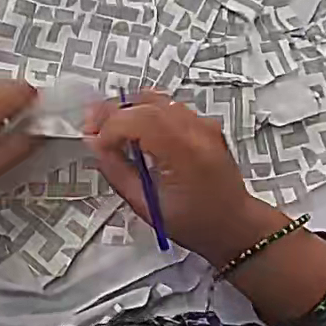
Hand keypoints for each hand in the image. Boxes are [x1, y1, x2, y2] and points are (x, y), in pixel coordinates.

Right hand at [84, 92, 291, 265]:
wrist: (234, 225)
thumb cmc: (194, 222)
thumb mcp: (146, 204)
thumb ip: (117, 171)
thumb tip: (95, 145)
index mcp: (183, 150)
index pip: (136, 120)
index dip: (108, 129)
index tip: (94, 144)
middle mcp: (196, 129)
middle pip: (145, 103)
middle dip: (113, 113)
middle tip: (91, 127)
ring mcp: (203, 123)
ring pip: (157, 100)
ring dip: (129, 110)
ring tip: (108, 127)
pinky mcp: (203, 124)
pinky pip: (169, 107)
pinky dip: (146, 113)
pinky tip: (134, 130)